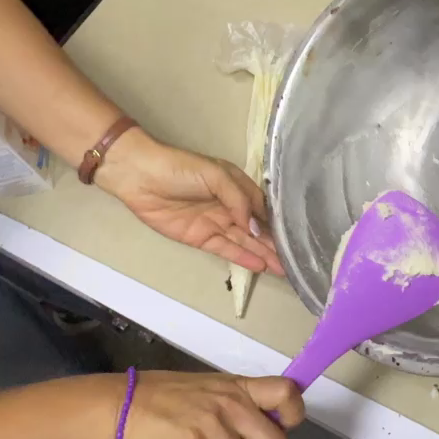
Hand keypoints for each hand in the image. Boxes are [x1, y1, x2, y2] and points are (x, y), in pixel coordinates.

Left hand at [94, 128, 282, 273]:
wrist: (142, 177)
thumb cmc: (181, 169)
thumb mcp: (216, 175)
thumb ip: (238, 199)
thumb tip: (254, 227)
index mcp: (237, 185)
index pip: (263, 207)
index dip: (277, 221)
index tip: (296, 236)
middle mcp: (231, 206)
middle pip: (257, 228)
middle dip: (275, 243)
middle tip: (296, 261)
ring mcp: (216, 223)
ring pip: (245, 241)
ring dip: (264, 254)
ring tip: (285, 269)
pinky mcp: (201, 238)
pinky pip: (226, 249)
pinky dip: (243, 257)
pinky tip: (261, 265)